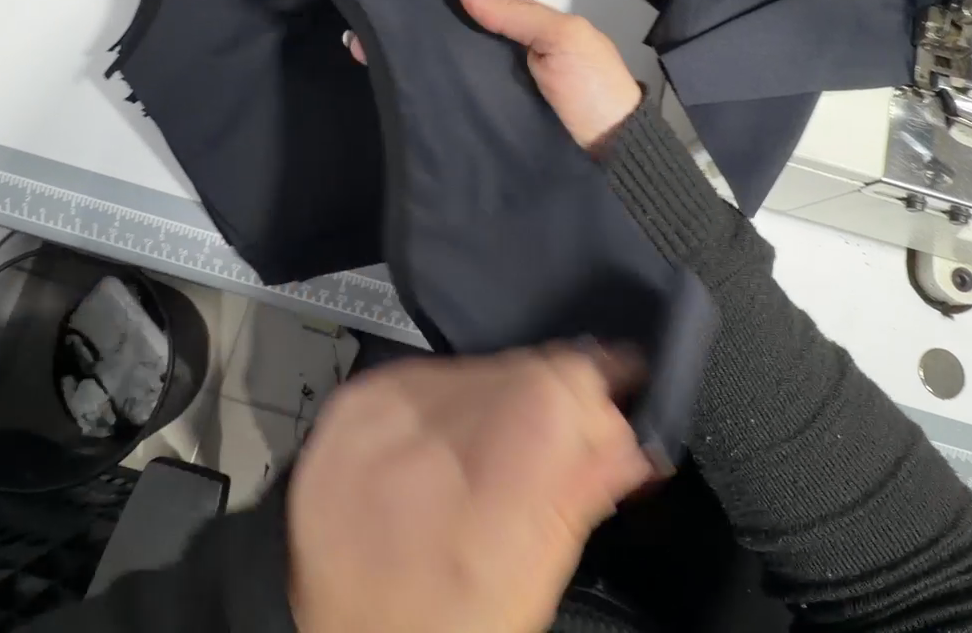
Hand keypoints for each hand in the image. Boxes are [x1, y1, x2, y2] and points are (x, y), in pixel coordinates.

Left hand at [287, 346, 655, 632]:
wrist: (338, 628)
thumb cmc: (441, 624)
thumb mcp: (529, 580)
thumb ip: (581, 492)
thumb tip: (632, 437)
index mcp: (481, 491)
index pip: (561, 379)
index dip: (599, 382)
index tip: (619, 390)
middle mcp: (422, 436)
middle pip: (520, 367)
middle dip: (552, 397)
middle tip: (558, 441)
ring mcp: (379, 413)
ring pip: (479, 365)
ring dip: (501, 398)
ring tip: (491, 457)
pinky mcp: (353, 403)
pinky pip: (432, 374)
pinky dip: (453, 401)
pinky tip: (450, 446)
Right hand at [343, 0, 642, 151]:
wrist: (611, 155)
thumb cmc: (592, 87)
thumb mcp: (563, 38)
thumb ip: (516, 14)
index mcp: (533, 24)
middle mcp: (512, 51)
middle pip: (466, 30)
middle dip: (428, 23)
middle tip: (376, 19)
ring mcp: (501, 85)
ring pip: (458, 62)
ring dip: (422, 55)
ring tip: (371, 48)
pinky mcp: (493, 116)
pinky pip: (461, 94)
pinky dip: (435, 87)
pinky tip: (400, 82)